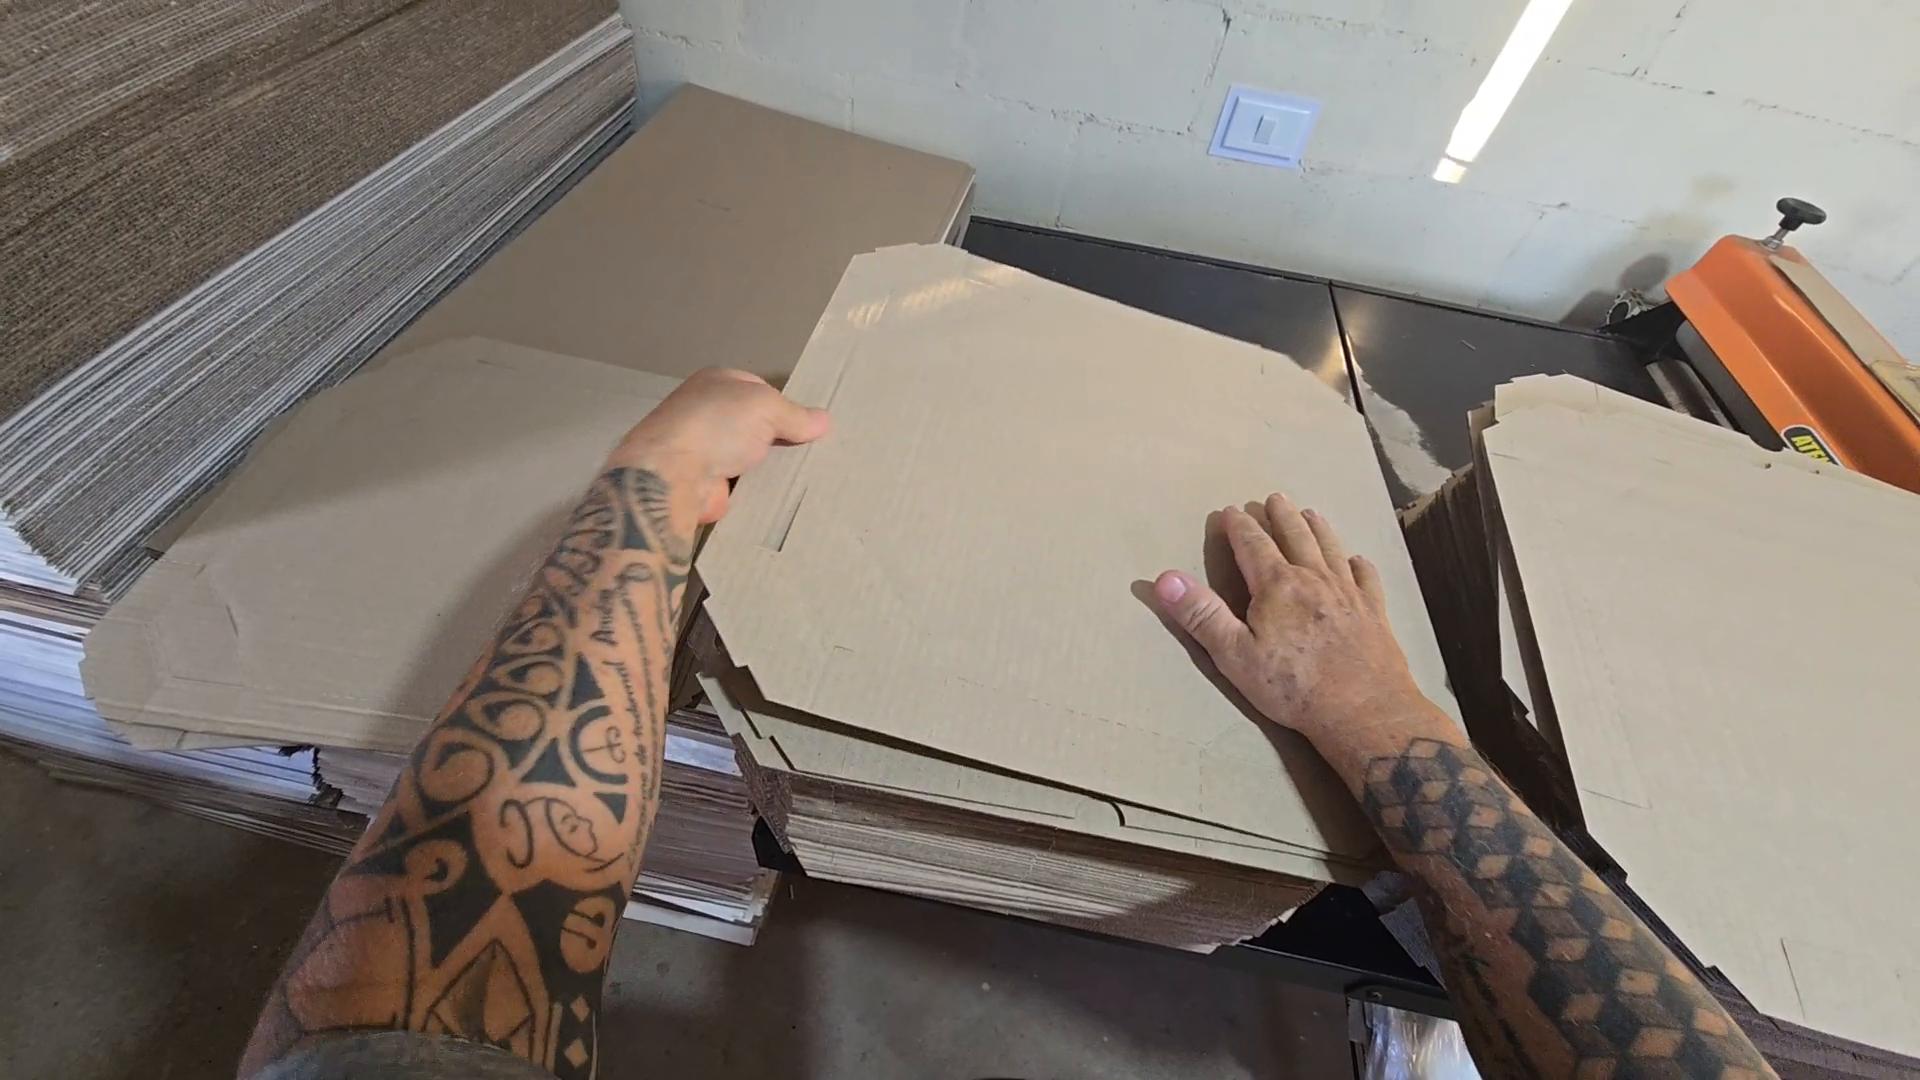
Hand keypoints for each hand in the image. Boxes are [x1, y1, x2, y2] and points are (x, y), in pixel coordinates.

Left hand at [607, 368, 830, 523]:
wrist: (672, 476)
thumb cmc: (718, 426)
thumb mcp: (767, 407)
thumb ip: (796, 415)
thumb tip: (824, 420)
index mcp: (716, 382)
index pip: (759, 389)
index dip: (784, 404)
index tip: (807, 424)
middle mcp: (707, 412)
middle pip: (755, 423)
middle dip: (779, 437)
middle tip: (813, 451)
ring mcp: (704, 448)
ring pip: (750, 455)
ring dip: (770, 465)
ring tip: (805, 475)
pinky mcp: (706, 482)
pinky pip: (742, 483)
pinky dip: (758, 488)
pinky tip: (782, 494)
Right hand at [1153, 494, 1428, 747]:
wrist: (1365, 712)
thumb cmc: (1292, 686)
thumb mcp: (1234, 654)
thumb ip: (1201, 613)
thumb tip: (1164, 578)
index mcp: (1277, 586)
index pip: (1253, 545)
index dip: (1240, 527)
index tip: (1230, 511)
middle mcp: (1315, 580)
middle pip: (1297, 537)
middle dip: (1282, 517)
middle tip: (1275, 498)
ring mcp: (1349, 595)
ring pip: (1331, 550)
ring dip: (1319, 529)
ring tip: (1311, 513)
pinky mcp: (1374, 615)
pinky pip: (1367, 579)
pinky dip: (1360, 565)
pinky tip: (1358, 561)